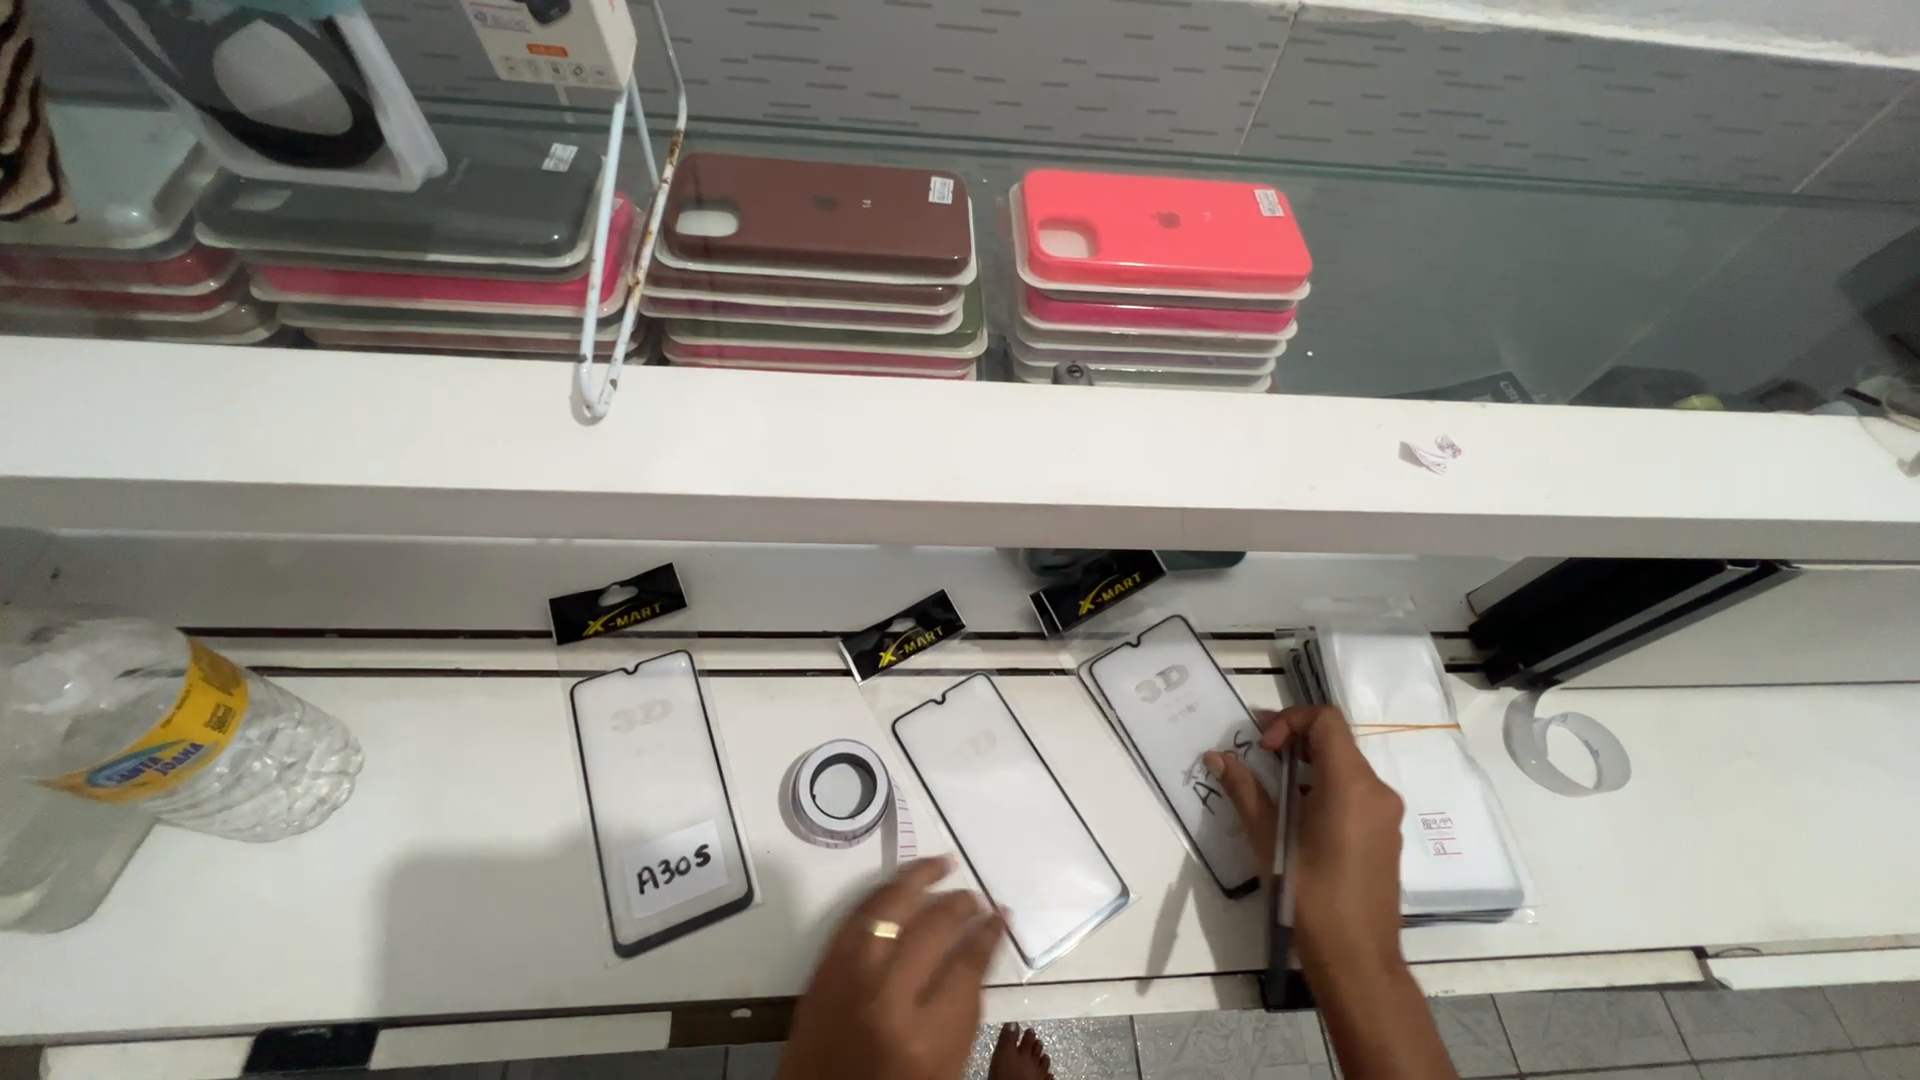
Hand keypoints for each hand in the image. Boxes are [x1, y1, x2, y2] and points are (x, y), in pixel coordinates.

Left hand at [777, 857, 1005, 1079]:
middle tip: (975, 896)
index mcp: (926, 1036)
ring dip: (919, 878)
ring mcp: (848, 978)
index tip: (1001, 916)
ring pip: (889, 907)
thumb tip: (976, 947)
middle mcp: (887, 999)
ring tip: (943, 864)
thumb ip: (962, 1008)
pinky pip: (855, 915)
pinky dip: (881, 893)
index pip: (967, 963)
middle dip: (960, 904)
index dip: (990, 933)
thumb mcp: (944, 1063)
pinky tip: (900, 884)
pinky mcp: (822, 969)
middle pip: (932, 928)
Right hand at [1203, 705, 1405, 972]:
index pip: (1325, 720)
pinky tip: (1297, 815)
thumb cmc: (1309, 894)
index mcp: (1351, 785)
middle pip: (1335, 740)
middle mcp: (1376, 791)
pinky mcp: (1385, 833)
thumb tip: (1217, 757)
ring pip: (1344, 766)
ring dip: (1306, 764)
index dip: (1290, 720)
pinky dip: (1323, 786)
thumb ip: (1244, 789)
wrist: (1356, 957)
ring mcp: (1385, 814)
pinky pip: (1353, 791)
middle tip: (1258, 756)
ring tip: (1272, 787)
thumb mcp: (1269, 838)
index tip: (1264, 749)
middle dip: (1293, 739)